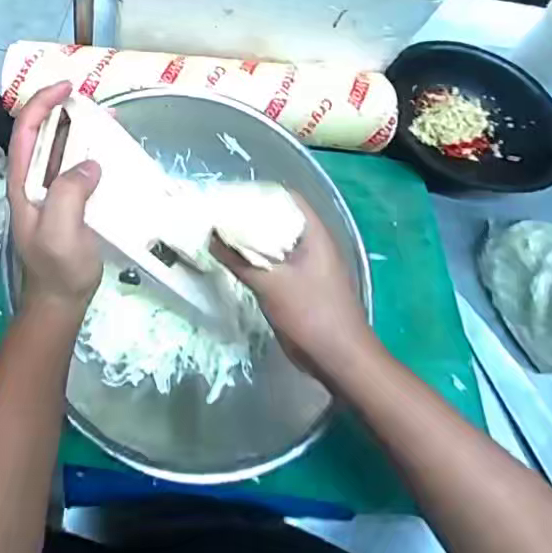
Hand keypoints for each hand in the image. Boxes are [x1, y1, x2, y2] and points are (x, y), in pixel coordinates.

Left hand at [6, 82, 102, 315]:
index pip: (26, 130)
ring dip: (78, 127)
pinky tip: (109, 149)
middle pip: (41, 132)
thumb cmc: (57, 269)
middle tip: (91, 100)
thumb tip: (89, 164)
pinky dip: (90, 149)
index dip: (42, 103)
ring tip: (105, 117)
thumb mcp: (60, 232)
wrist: (60, 303)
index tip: (67, 87)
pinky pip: (76, 165)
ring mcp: (49, 190)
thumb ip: (69, 194)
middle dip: (62, 109)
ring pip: (60, 147)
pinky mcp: (67, 200)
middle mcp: (33, 180)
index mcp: (23, 182)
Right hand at [214, 190, 374, 379]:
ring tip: (221, 234)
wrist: (340, 361)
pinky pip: (275, 262)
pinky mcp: (301, 285)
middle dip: (249, 215)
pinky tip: (235, 261)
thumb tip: (210, 237)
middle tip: (219, 214)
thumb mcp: (269, 283)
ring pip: (275, 242)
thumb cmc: (311, 314)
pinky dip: (256, 258)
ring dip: (251, 240)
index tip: (230, 194)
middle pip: (279, 218)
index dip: (259, 191)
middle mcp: (313, 244)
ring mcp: (309, 265)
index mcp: (314, 234)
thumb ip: (237, 259)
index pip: (287, 197)